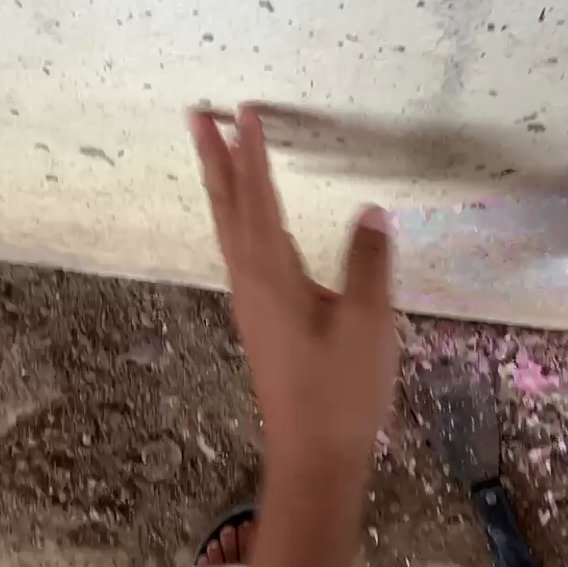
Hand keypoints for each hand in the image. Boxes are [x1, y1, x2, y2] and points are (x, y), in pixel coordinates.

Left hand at [189, 106, 399, 479]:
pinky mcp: (257, 314)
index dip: (252, 153)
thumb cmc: (341, 390)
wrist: (312, 454)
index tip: (243, 112)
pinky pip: (238, 247)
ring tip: (216, 150)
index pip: (259, 198)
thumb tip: (370, 212)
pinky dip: (235, 214)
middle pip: (228, 206)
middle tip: (197, 115)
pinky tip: (245, 217)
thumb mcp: (367, 324)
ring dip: (222, 183)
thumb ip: (367, 264)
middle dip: (214, 157)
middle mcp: (250, 278)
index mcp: (272, 273)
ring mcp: (249, 298)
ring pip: (228, 226)